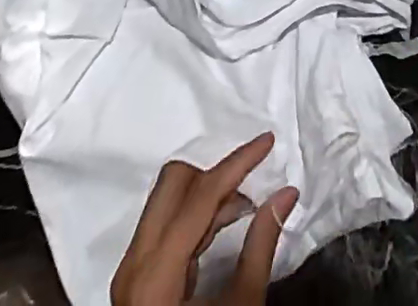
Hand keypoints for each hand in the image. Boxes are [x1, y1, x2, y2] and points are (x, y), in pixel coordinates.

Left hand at [112, 133, 299, 305]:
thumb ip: (262, 246)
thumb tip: (286, 194)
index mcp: (157, 269)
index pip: (201, 193)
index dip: (238, 162)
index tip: (268, 140)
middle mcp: (135, 260)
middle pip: (173, 183)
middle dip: (215, 172)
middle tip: (252, 181)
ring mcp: (131, 268)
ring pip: (167, 200)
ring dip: (208, 193)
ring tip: (247, 208)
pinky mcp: (137, 276)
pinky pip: (165, 224)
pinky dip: (197, 215)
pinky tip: (226, 226)